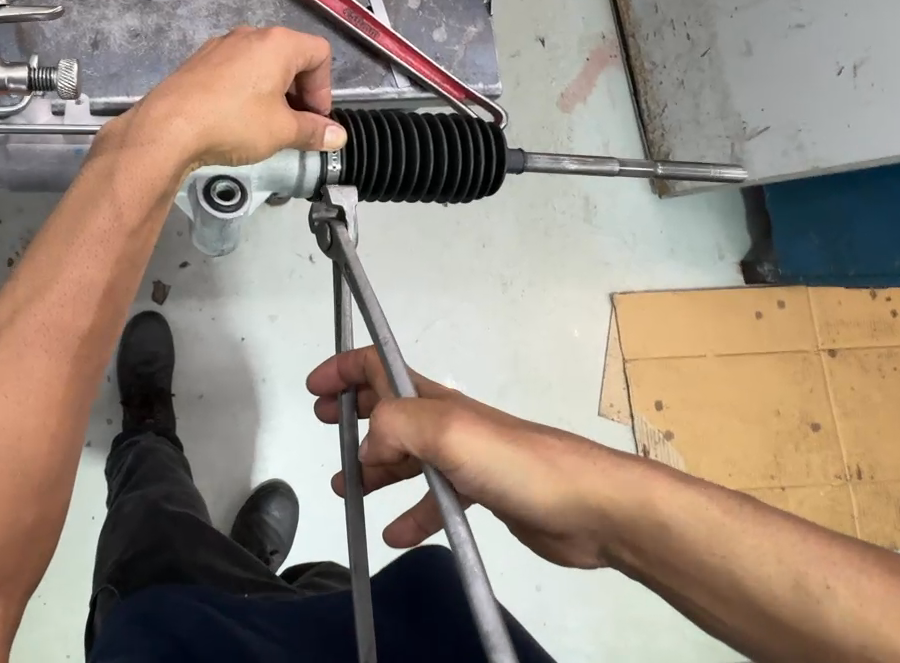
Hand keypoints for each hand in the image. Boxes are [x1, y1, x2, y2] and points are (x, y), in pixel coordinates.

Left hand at [107, 26, 346, 171]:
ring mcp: (220, 46)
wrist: (168, 127)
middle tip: (294, 125)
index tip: (315, 119)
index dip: (324, 88)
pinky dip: (245, 90)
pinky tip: (235, 119)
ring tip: (265, 125)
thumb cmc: (234, 122)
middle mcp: (249, 35)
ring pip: (260, 63)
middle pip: (290, 56)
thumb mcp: (282, 131)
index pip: (320, 53)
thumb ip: (313, 131)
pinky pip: (234, 70)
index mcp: (278, 43)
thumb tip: (338, 136)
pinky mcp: (198, 62)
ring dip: (272, 91)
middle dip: (299, 91)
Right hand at [306, 348, 650, 569]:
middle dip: (351, 410)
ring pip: (403, 457)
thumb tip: (364, 448)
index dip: (342, 369)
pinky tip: (395, 534)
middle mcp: (441, 421)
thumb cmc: (512, 459)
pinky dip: (410, 514)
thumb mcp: (443, 429)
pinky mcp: (479, 494)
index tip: (313, 388)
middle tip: (324, 424)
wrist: (586, 505)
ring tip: (346, 487)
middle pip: (385, 406)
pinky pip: (433, 502)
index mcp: (430, 398)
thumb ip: (393, 426)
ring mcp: (461, 458)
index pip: (376, 364)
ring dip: (372, 468)